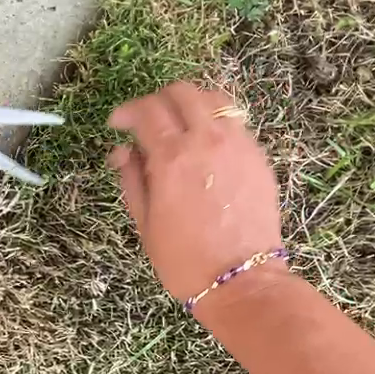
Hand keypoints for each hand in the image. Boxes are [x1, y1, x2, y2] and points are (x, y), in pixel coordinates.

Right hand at [108, 83, 283, 304]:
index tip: (117, 123)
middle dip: (158, 100)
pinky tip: (205, 147)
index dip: (126, 111)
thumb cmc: (184, 261)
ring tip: (179, 126)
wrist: (240, 281)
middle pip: (181, 92)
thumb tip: (123, 152)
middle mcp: (206, 141)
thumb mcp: (145, 224)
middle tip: (146, 121)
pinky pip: (234, 122)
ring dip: (190, 104)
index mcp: (172, 158)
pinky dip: (214, 123)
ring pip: (213, 98)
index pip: (146, 111)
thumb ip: (132, 180)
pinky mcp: (258, 156)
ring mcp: (238, 144)